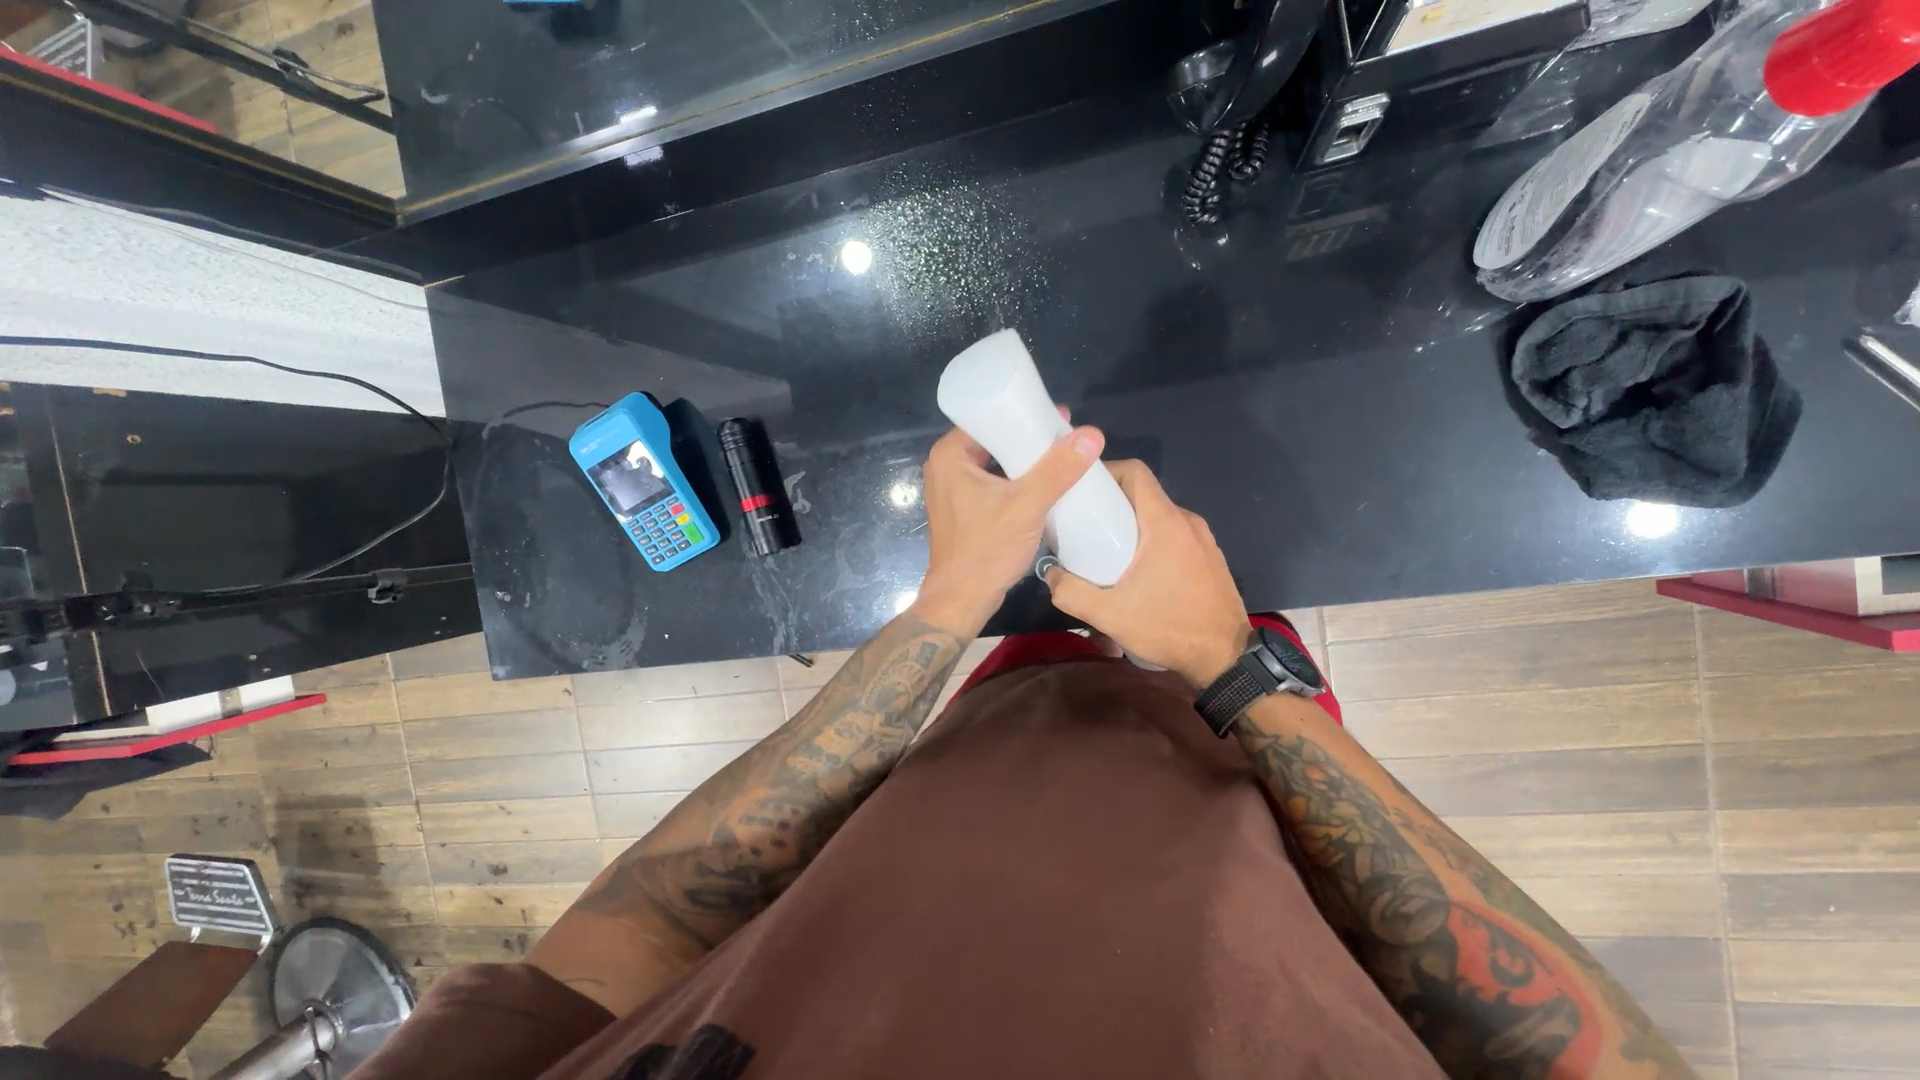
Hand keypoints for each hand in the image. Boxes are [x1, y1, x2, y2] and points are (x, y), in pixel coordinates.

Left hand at [912, 424, 1104, 637]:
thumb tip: (1092, 435)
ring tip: (1059, 455)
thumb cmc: (987, 550)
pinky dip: (1015, 479)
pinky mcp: (962, 508)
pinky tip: (1043, 482)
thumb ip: (1059, 470)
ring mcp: (951, 489)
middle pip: (992, 439)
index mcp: (949, 455)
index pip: (987, 417)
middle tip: (1063, 434)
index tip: (1053, 414)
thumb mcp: (1027, 505)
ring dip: (1023, 459)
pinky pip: (991, 481)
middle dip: (1027, 436)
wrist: (963, 600)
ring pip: (993, 461)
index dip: (1020, 413)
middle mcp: (945, 466)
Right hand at [1045, 460, 1249, 688]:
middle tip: (1084, 524)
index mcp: (1165, 523)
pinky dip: (1152, 539)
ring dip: (1132, 524)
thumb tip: (1050, 574)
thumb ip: (1070, 593)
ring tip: (1106, 548)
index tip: (1082, 491)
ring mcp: (1203, 538)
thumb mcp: (1109, 615)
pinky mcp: (1209, 556)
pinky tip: (1137, 569)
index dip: (1106, 472)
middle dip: (1112, 503)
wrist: (1225, 657)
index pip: (1135, 472)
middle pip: (1144, 494)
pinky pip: (1174, 534)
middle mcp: (1187, 521)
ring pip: (1159, 515)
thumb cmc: (1168, 628)